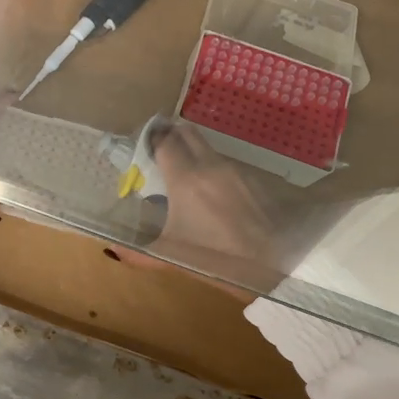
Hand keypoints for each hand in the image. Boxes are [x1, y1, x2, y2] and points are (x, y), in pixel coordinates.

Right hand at [139, 122, 283, 298]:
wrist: (286, 265)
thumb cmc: (222, 261)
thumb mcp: (176, 259)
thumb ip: (140, 254)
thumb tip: (112, 251)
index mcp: (186, 178)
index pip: (164, 141)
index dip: (153, 138)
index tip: (145, 144)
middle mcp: (212, 165)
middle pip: (188, 134)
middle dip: (174, 136)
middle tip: (164, 150)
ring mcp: (240, 169)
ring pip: (211, 150)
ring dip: (198, 156)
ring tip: (192, 178)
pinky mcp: (262, 179)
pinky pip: (232, 166)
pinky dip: (220, 172)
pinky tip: (221, 196)